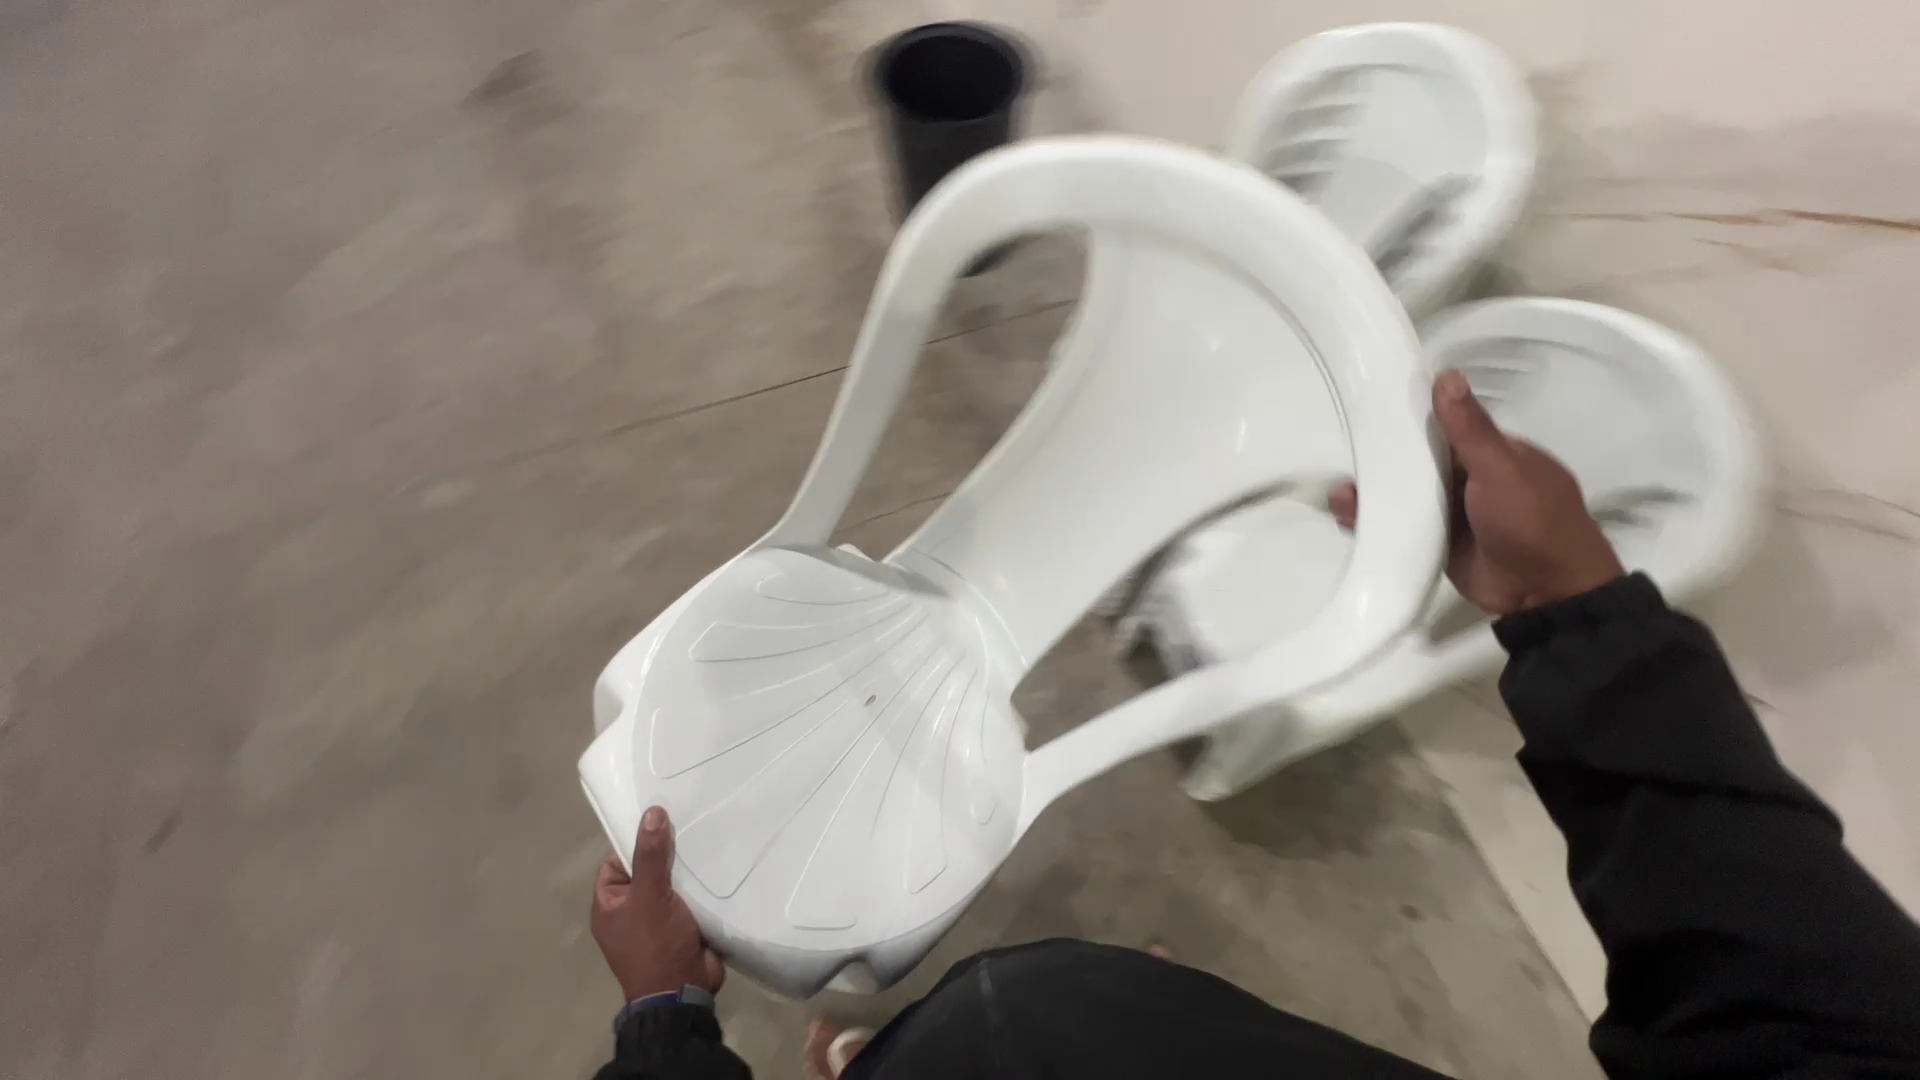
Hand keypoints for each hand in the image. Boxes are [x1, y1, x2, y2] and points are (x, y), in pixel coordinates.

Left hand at [591, 806, 725, 1000]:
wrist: (682, 990)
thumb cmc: (654, 944)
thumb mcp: (649, 896)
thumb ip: (650, 855)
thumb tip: (652, 812)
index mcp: (610, 906)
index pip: (617, 862)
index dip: (635, 843)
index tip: (661, 822)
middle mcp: (631, 911)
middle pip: (648, 869)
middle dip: (668, 852)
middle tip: (690, 825)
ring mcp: (658, 919)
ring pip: (672, 881)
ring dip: (688, 868)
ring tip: (709, 838)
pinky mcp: (684, 924)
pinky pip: (690, 895)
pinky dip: (702, 884)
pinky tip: (719, 863)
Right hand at [1329, 369, 1623, 615]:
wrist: (1543, 592)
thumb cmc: (1531, 521)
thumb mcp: (1501, 468)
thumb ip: (1469, 429)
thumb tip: (1446, 375)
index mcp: (1494, 455)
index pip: (1447, 429)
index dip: (1413, 420)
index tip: (1373, 411)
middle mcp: (1472, 481)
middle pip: (1420, 462)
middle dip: (1384, 459)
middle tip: (1346, 452)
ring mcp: (1453, 513)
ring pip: (1405, 495)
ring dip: (1373, 492)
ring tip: (1339, 492)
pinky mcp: (1436, 542)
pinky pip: (1399, 525)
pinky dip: (1374, 520)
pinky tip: (1346, 514)